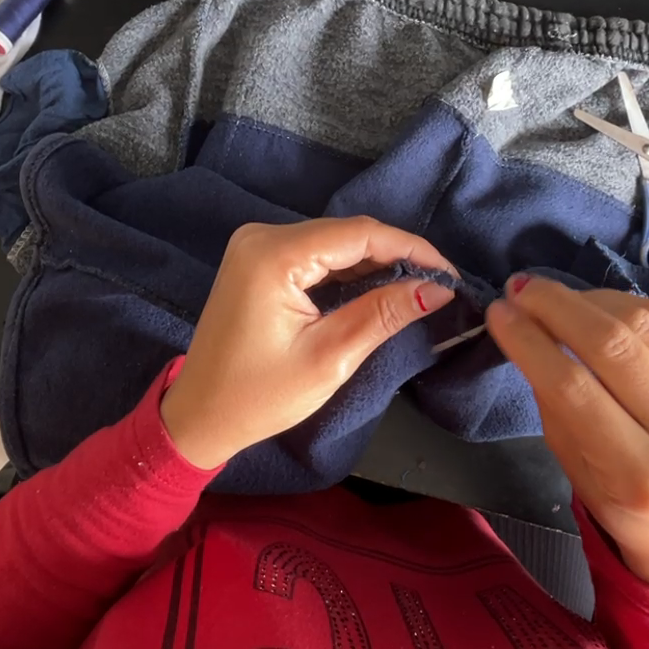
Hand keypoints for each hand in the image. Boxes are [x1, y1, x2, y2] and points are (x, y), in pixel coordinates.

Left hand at [160, 217, 457, 468]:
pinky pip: (313, 254)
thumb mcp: (330, 357)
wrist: (199, 414)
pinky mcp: (257, 260)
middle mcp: (262, 236)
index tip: (449, 272)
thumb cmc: (259, 396)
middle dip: (395, 255)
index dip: (410, 248)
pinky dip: (346, 269)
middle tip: (438, 284)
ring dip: (373, 262)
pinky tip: (376, 286)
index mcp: (274, 255)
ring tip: (417, 287)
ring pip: (332, 242)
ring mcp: (256, 245)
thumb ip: (383, 313)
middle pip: (345, 233)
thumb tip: (437, 288)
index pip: (359, 234)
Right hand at [485, 276, 648, 584]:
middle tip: (518, 290)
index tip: (497, 312)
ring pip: (642, 323)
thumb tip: (525, 327)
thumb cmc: (616, 500)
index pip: (573, 388)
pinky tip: (589, 304)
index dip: (530, 341)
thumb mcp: (569, 462)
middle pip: (612, 346)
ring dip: (585, 298)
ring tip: (548, 295)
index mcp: (639, 475)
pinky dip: (619, 304)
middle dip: (555, 307)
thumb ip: (553, 398)